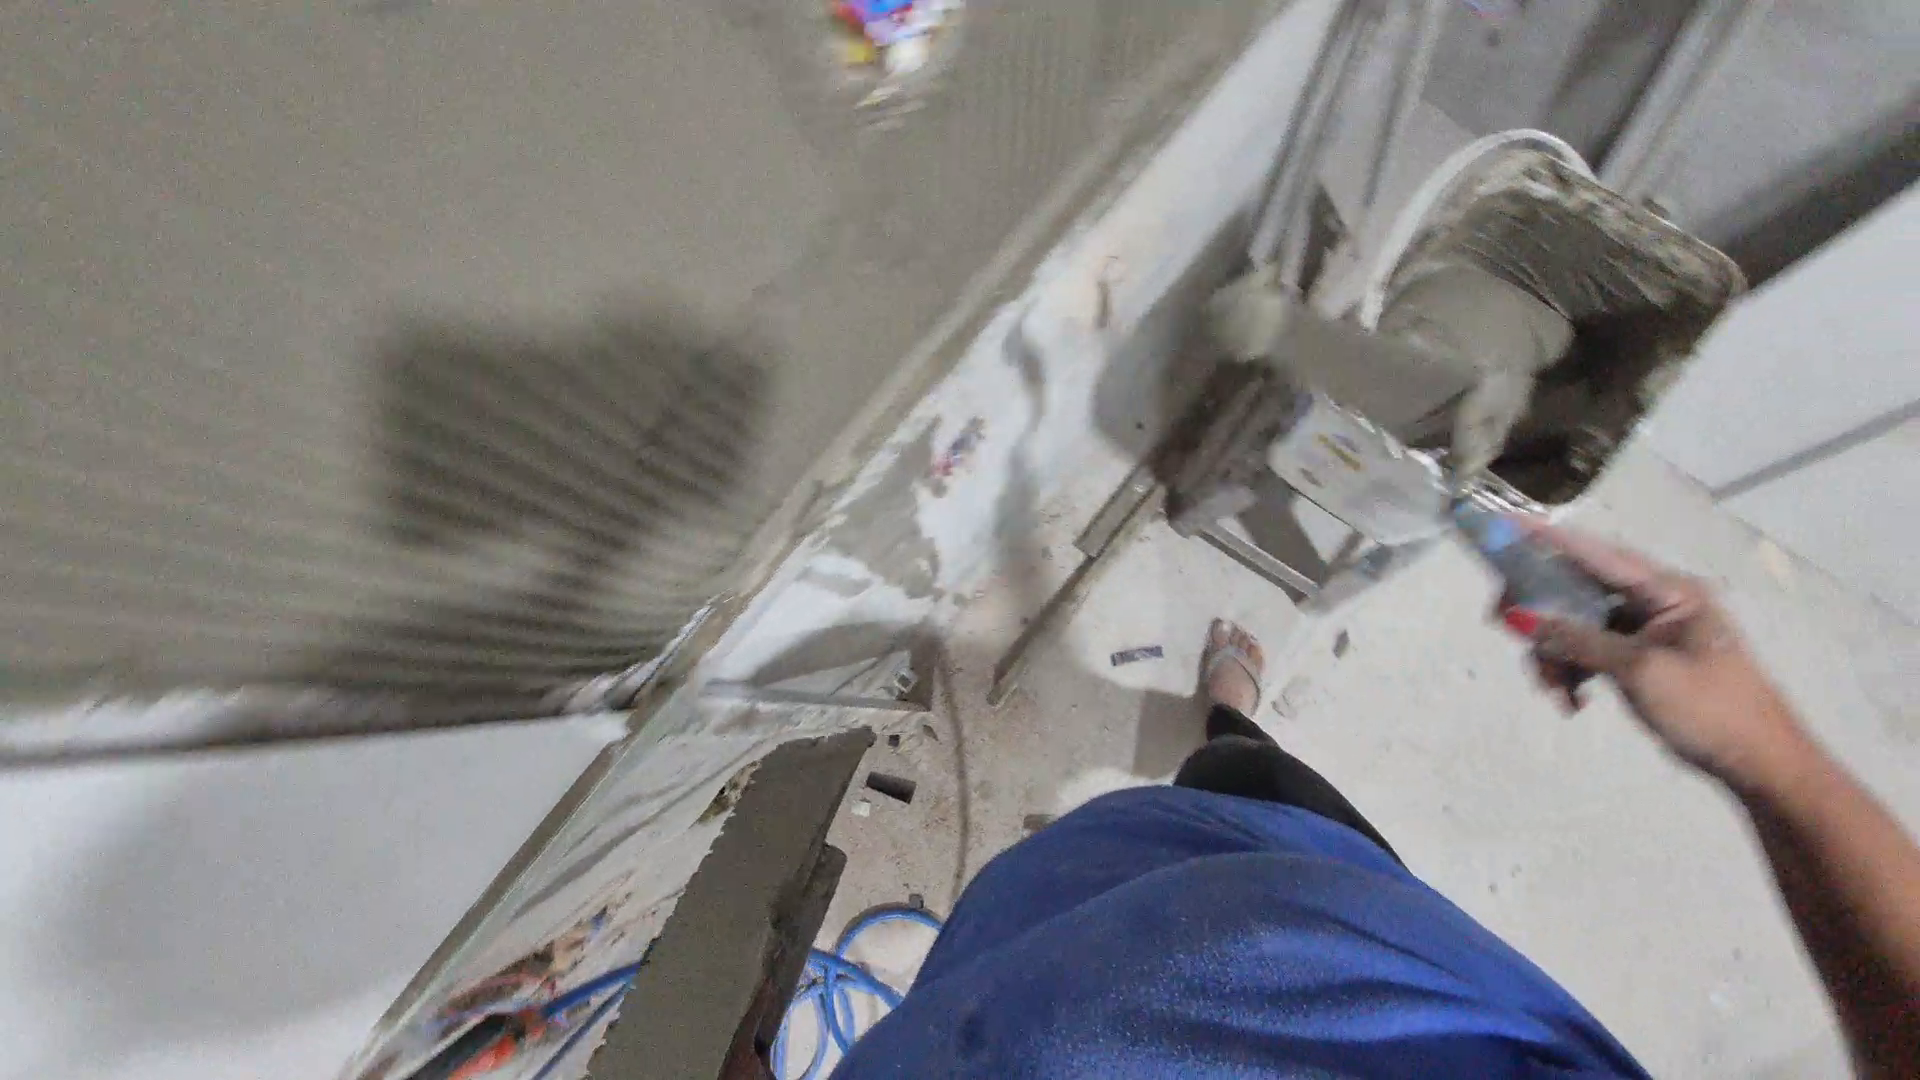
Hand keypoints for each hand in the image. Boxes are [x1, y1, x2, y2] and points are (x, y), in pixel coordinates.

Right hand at [1516, 522, 1804, 785]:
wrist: (1761, 767)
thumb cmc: (1711, 710)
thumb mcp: (1639, 671)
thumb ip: (1576, 639)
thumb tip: (1518, 616)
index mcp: (1668, 591)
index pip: (1595, 554)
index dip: (1546, 539)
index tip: (1503, 523)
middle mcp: (1652, 601)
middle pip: (1572, 591)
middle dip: (1539, 617)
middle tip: (1503, 628)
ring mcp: (1641, 629)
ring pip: (1569, 626)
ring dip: (1552, 657)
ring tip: (1556, 693)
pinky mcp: (1632, 655)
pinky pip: (1581, 651)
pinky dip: (1568, 673)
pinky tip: (1572, 701)